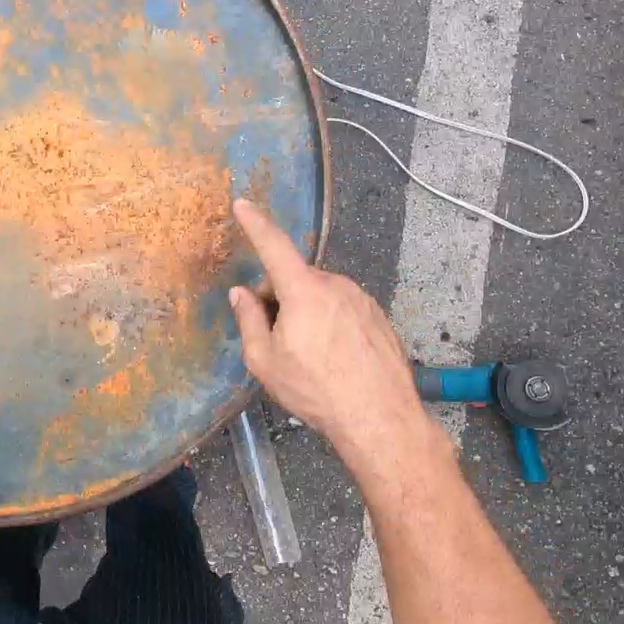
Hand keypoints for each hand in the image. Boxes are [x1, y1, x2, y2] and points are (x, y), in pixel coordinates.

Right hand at [226, 199, 433, 461]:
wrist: (381, 419)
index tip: (242, 205)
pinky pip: (341, 308)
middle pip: (294, 279)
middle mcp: (336, 286)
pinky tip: (332, 358)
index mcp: (304, 291)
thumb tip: (242, 294)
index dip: (255, 223)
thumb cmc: (316, 391)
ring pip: (319, 294)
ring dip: (305, 311)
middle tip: (274, 337)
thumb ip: (249, 320)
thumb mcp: (265, 361)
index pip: (274, 246)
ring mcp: (361, 300)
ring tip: (307, 355)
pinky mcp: (378, 317)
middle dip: (278, 297)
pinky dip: (328, 322)